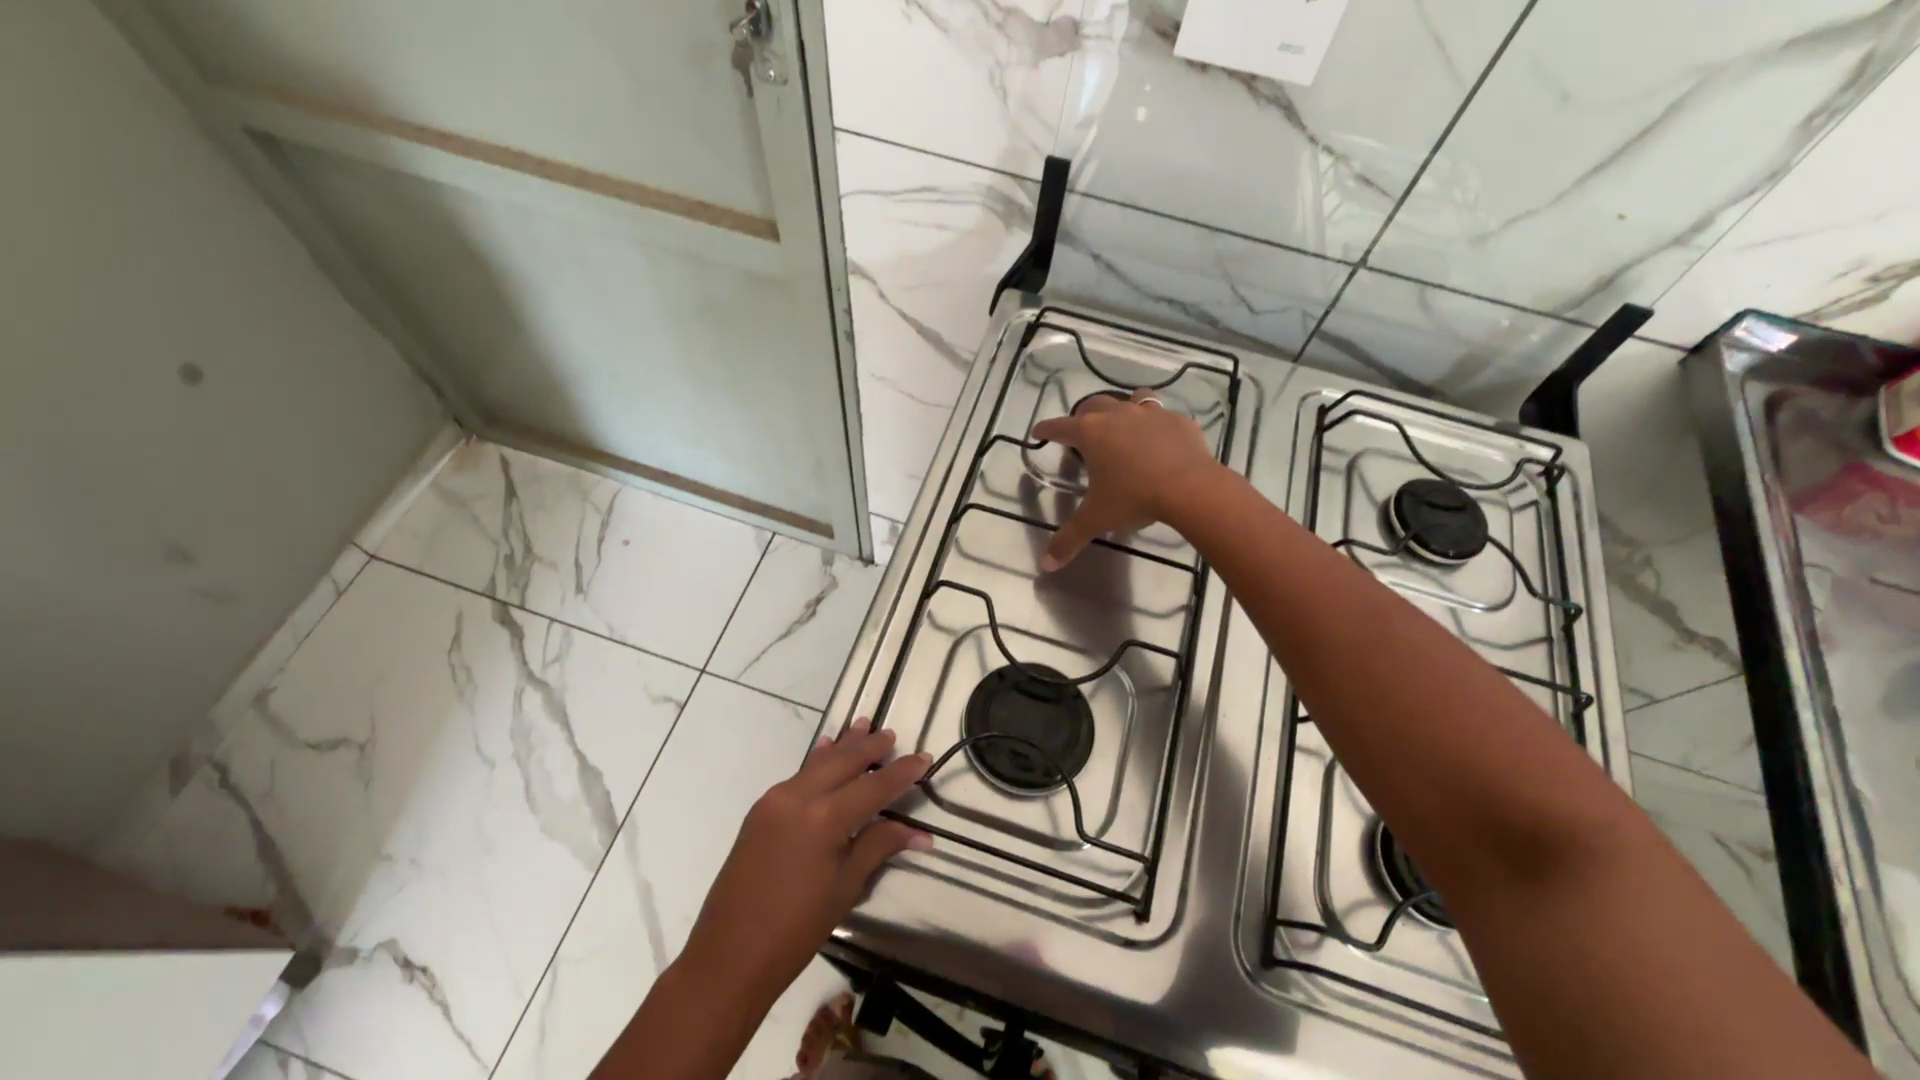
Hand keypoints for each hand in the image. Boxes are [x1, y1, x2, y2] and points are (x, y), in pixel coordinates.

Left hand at [677, 719, 930, 1006]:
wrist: (730, 954)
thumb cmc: (797, 928)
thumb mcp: (846, 887)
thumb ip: (879, 846)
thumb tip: (919, 833)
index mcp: (824, 817)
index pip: (874, 785)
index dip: (901, 772)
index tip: (925, 759)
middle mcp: (798, 797)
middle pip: (842, 762)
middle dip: (870, 748)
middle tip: (893, 735)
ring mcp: (774, 802)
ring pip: (817, 764)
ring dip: (842, 747)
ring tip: (862, 726)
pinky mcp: (760, 813)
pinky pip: (797, 776)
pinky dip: (816, 762)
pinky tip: (824, 751)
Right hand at [1030, 387, 1219, 569]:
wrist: (1190, 487)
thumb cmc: (1135, 498)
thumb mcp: (1097, 519)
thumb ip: (1069, 539)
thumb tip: (1046, 564)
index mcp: (1090, 433)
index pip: (1059, 427)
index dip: (1046, 430)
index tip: (1038, 432)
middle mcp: (1117, 415)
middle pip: (1093, 405)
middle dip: (1083, 416)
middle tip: (1082, 433)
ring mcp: (1150, 413)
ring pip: (1131, 399)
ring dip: (1123, 408)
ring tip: (1124, 425)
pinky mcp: (1178, 420)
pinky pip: (1162, 416)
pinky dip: (1156, 425)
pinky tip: (1161, 441)